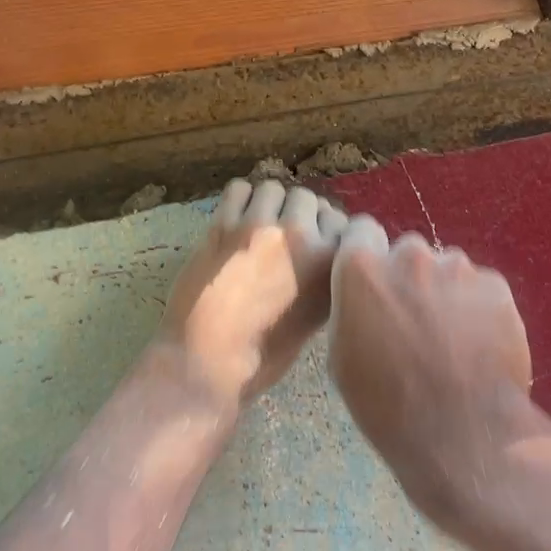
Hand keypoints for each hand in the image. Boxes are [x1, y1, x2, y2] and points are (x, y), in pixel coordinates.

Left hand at [160, 179, 346, 406]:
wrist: (209, 362)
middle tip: (283, 238)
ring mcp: (261, 227)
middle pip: (309, 199)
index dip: (327, 230)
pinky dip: (239, 201)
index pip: (342, 219)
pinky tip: (235, 222)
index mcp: (331, 263)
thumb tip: (325, 243)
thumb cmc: (267, 351)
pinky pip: (239, 189)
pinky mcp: (223, 224)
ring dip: (269, 204)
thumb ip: (326, 273)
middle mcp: (301, 237)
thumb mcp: (318, 314)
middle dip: (298, 215)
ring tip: (257, 228)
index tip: (314, 242)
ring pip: (274, 188)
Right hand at [326, 216, 536, 529]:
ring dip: (445, 291)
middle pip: (407, 251)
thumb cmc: (387, 405)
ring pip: (446, 268)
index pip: (360, 232)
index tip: (373, 281)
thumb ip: (352, 308)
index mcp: (361, 270)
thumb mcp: (342, 357)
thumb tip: (365, 295)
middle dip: (408, 276)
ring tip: (451, 337)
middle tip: (414, 319)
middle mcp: (409, 256)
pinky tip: (478, 344)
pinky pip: (480, 287)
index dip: (367, 255)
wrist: (461, 432)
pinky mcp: (495, 284)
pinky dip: (477, 307)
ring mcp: (456, 267)